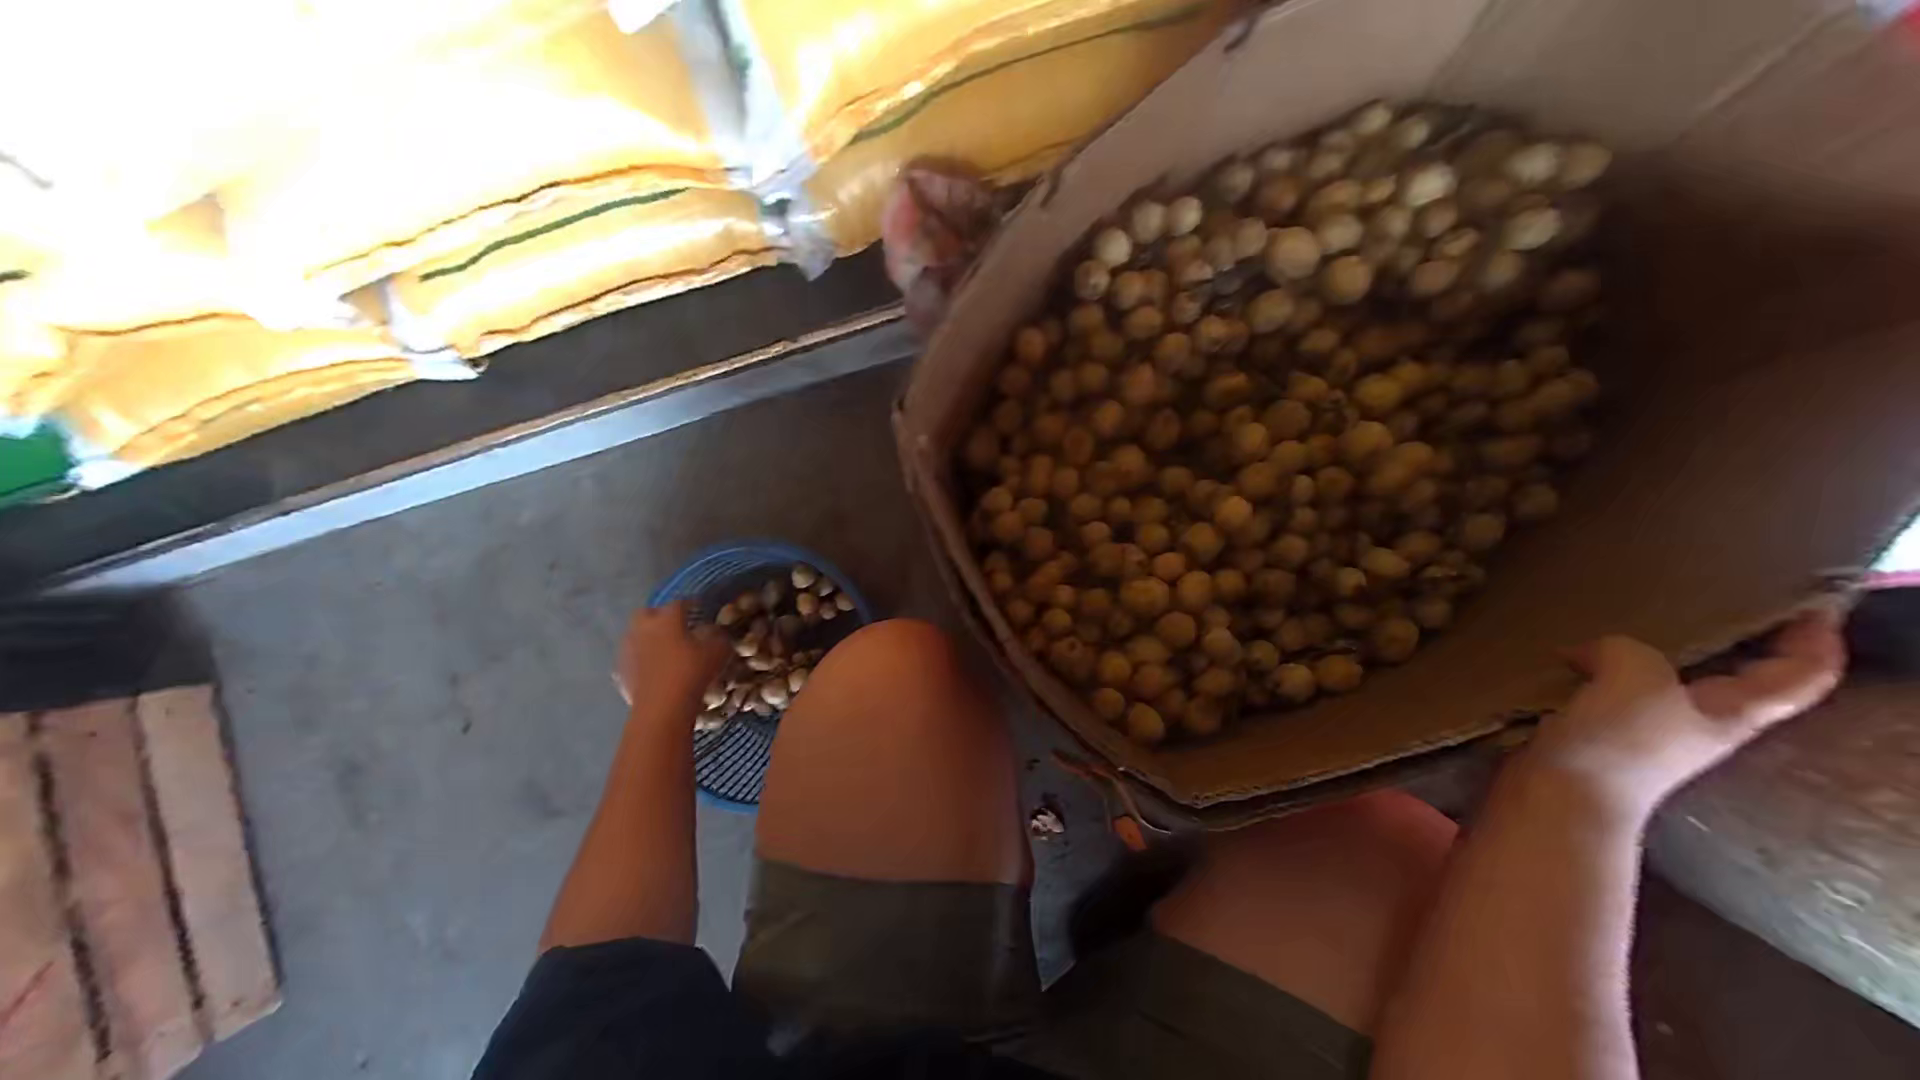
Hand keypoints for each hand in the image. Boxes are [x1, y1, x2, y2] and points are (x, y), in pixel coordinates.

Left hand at [614, 601, 729, 706]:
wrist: (662, 707)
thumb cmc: (692, 672)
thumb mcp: (718, 651)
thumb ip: (717, 636)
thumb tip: (714, 631)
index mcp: (667, 618)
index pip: (680, 603)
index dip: (691, 604)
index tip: (700, 608)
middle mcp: (643, 627)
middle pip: (648, 613)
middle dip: (660, 616)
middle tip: (675, 626)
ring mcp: (627, 649)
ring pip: (636, 635)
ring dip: (648, 638)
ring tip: (664, 649)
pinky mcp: (620, 671)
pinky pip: (632, 658)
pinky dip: (641, 660)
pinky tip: (653, 670)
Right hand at [1516, 609, 1845, 818]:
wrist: (1559, 794)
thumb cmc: (1617, 743)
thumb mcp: (1633, 679)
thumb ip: (1625, 649)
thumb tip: (1591, 652)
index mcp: (1734, 711)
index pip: (1805, 673)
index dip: (1817, 636)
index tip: (1807, 600)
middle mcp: (1701, 717)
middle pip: (1738, 670)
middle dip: (1730, 633)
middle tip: (1706, 594)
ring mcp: (1650, 725)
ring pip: (1668, 675)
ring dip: (1653, 647)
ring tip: (1626, 615)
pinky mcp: (1602, 727)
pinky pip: (1613, 685)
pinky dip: (1600, 664)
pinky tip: (1571, 653)